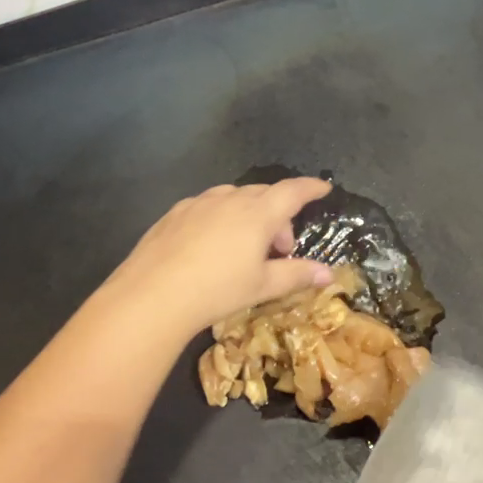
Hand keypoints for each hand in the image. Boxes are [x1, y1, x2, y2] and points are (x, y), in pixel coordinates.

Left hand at [95, 179, 335, 338]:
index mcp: (256, 213)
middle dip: (277, 215)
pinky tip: (212, 247)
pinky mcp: (174, 213)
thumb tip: (328, 274)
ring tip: (245, 249)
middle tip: (279, 249)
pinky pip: (206, 207)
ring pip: (232, 198)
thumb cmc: (217, 290)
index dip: (310, 188)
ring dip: (247, 215)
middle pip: (262, 195)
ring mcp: (197, 203)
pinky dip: (220, 218)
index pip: (291, 191)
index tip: (322, 188)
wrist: (153, 294)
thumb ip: (297, 275)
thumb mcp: (262, 286)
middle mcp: (228, 199)